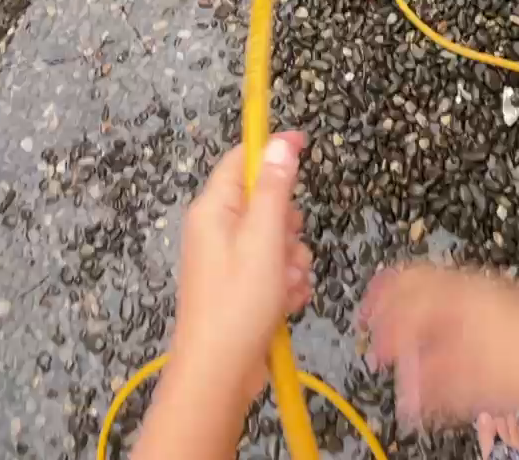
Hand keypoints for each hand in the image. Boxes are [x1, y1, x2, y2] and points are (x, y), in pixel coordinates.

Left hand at [167, 132, 313, 402]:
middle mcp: (217, 228)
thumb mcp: (263, 238)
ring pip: (276, 237)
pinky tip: (287, 301)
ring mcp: (228, 259)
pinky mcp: (240, 286)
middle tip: (286, 246)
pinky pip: (274, 267)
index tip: (305, 143)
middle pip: (265, 200)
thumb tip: (280, 142)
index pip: (242, 159)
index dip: (272, 149)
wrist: (218, 376)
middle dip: (288, 223)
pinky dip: (286, 280)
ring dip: (292, 257)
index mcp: (213, 208)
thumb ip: (274, 188)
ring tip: (286, 283)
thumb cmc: (238, 302)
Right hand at [359, 264, 518, 427]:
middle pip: (414, 280)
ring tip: (405, 330)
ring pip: (435, 284)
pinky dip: (438, 309)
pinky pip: (456, 293)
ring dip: (413, 304)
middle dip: (390, 300)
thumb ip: (434, 387)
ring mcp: (488, 289)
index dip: (383, 328)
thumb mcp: (478, 384)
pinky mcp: (505, 301)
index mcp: (453, 298)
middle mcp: (467, 285)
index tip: (375, 352)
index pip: (402, 301)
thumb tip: (405, 397)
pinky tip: (446, 334)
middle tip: (373, 318)